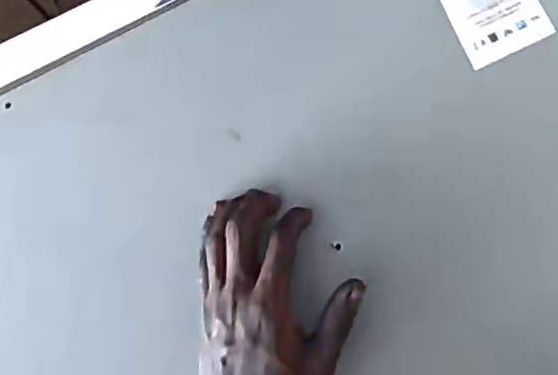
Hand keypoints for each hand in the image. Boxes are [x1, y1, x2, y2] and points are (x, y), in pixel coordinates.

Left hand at [200, 190, 365, 374]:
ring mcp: (218, 296)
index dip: (294, 219)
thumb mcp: (317, 363)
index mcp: (268, 303)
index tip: (303, 215)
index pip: (280, 242)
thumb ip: (337, 321)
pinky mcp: (205, 304)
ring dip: (231, 210)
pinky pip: (203, 256)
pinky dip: (209, 231)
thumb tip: (354, 289)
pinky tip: (215, 220)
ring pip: (217, 236)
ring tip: (244, 199)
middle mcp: (238, 293)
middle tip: (273, 199)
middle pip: (242, 227)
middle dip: (257, 203)